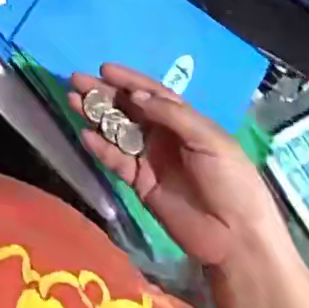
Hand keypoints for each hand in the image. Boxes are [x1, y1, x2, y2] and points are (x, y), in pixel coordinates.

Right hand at [68, 65, 281, 267]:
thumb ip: (171, 115)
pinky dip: (100, 147)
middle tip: (76, 80)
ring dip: (95, 115)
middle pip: (128, 107)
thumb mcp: (209, 140)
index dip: (128, 79)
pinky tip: (85, 135)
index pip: (151, 92)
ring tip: (72, 101)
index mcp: (183, 120)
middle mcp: (163, 134)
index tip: (104, 69)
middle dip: (103, 93)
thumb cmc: (231, 181)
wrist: (236, 239)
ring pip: (117, 130)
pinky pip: (116, 160)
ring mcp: (150, 158)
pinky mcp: (140, 183)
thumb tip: (136, 95)